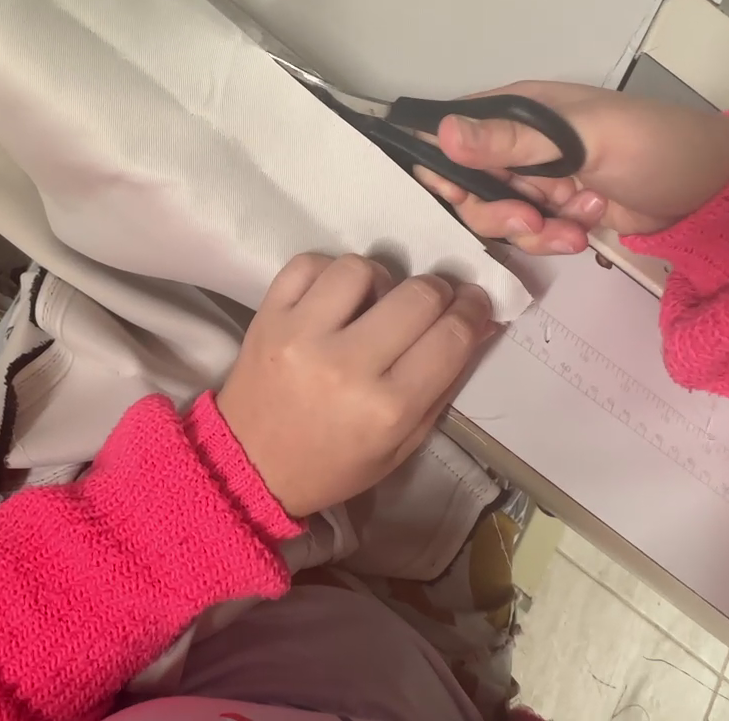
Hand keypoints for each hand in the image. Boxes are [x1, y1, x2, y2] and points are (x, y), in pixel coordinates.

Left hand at [217, 254, 495, 517]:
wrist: (250, 463)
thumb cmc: (332, 463)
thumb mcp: (402, 443)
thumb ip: (443, 384)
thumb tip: (478, 324)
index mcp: (387, 408)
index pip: (450, 337)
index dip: (473, 311)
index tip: (473, 304)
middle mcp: (346, 365)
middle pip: (416, 296)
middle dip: (437, 291)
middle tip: (431, 301)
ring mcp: (301, 334)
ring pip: (360, 268)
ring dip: (378, 279)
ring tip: (373, 301)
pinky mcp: (267, 316)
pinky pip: (306, 264)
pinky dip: (327, 271)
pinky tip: (333, 295)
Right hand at [414, 81, 728, 255]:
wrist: (715, 193)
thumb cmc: (654, 146)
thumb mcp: (585, 138)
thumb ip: (512, 139)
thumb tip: (443, 132)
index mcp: (515, 111)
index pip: (449, 134)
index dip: (442, 166)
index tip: (458, 194)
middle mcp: (514, 145)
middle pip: (465, 186)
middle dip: (494, 210)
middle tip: (529, 219)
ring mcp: (532, 181)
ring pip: (494, 216)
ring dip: (530, 230)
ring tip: (573, 227)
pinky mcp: (551, 212)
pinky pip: (526, 234)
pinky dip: (552, 239)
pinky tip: (586, 229)